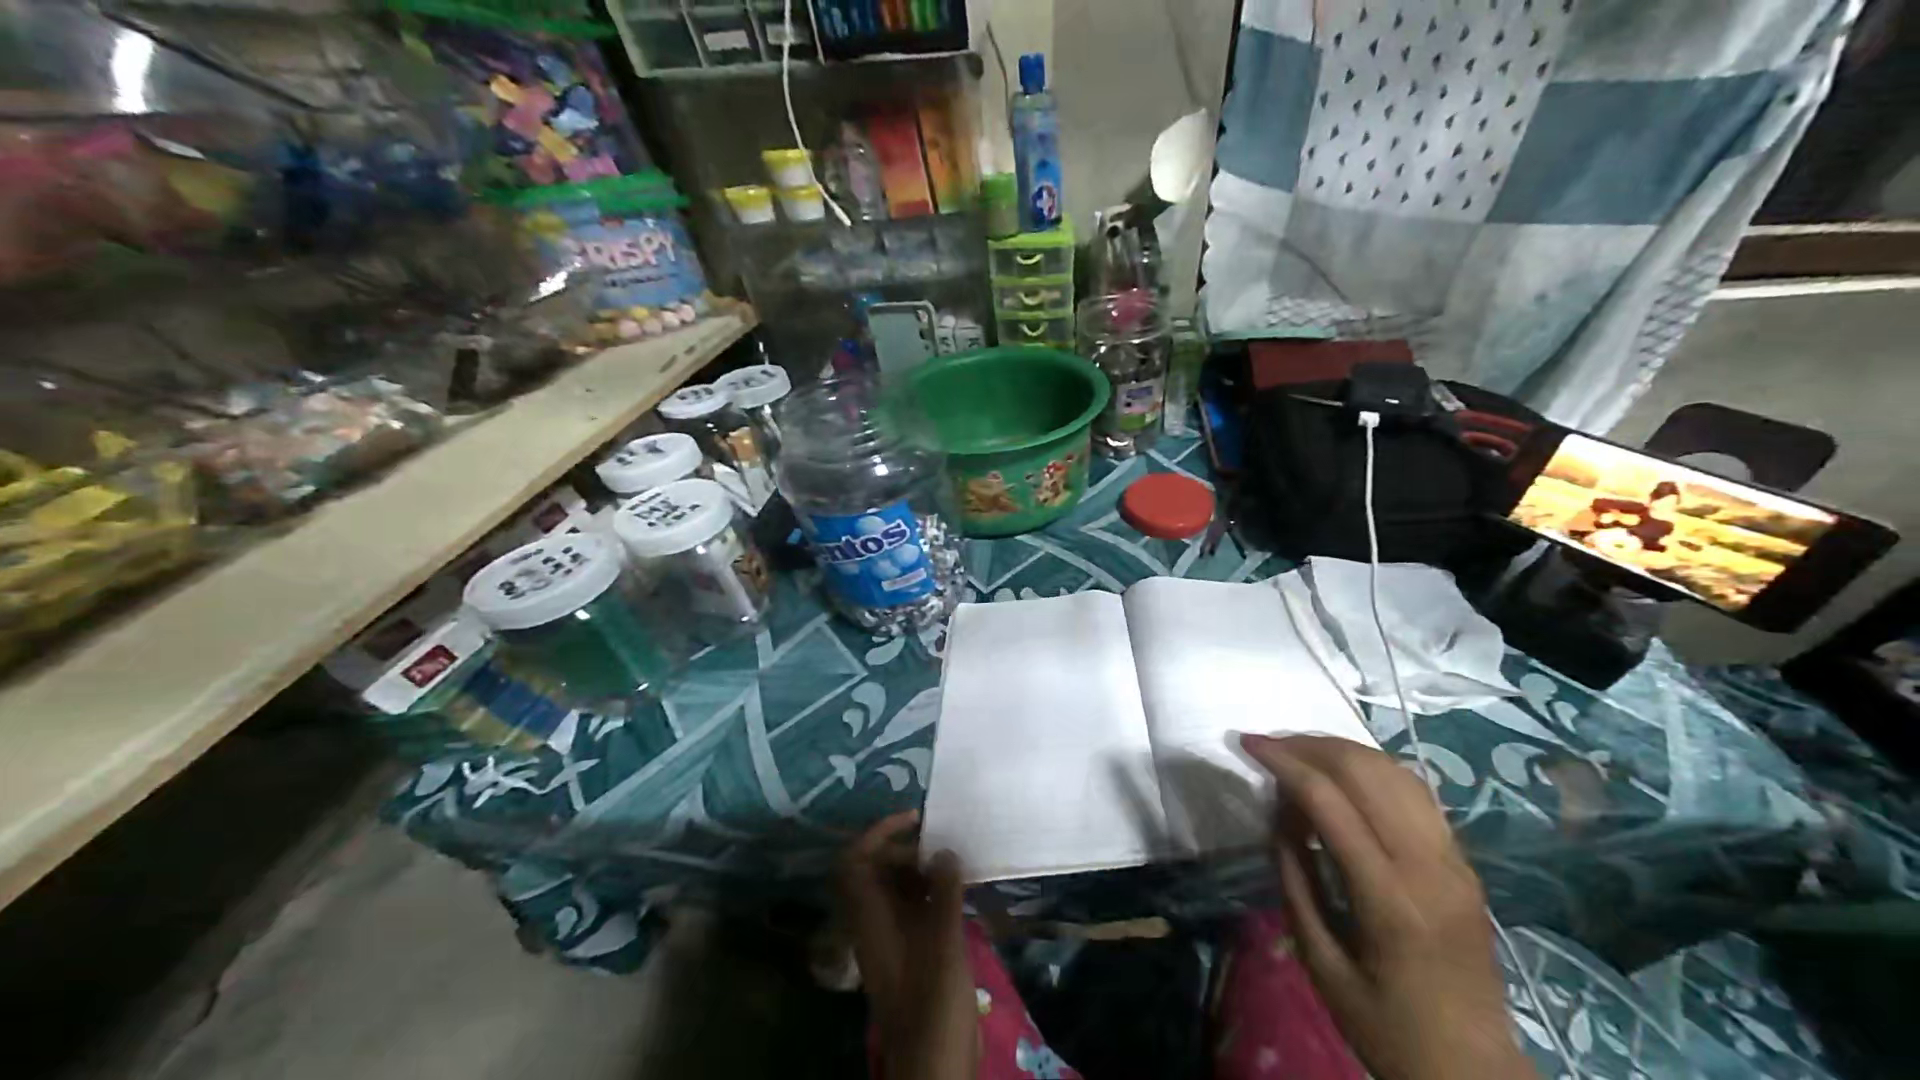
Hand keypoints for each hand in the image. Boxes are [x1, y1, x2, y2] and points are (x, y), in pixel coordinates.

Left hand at [837, 810, 976, 1079]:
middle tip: (943, 842)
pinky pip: (916, 910)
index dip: (879, 833)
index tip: (915, 819)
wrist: (933, 1065)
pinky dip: (933, 893)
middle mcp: (875, 924)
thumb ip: (942, 893)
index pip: (856, 861)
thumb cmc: (932, 1002)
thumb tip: (942, 850)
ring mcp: (894, 941)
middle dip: (906, 849)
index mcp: (870, 919)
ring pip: (898, 891)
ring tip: (956, 859)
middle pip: (876, 872)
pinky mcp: (912, 955)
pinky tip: (961, 891)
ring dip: (922, 870)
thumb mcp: (941, 943)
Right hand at [1240, 734, 1535, 1079]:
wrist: (1473, 1070)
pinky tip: (1344, 774)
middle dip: (1310, 745)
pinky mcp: (1464, 862)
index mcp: (1389, 899)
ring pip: (1395, 772)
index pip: (1330, 801)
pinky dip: (1374, 769)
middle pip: (1366, 773)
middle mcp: (1430, 866)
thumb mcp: (1319, 958)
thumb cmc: (1384, 1025)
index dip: (1283, 761)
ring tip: (1299, 751)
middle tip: (1269, 744)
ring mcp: (1455, 860)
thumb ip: (1295, 876)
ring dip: (1342, 750)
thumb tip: (1280, 810)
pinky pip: (1416, 794)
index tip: (1247, 743)